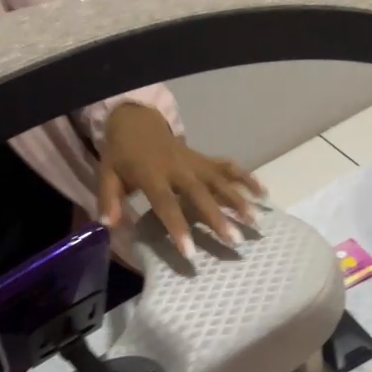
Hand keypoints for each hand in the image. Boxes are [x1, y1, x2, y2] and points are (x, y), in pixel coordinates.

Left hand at [97, 102, 261, 257]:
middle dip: (218, 218)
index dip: (178, 228)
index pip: (166, 204)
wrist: (135, 118)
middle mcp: (178, 167)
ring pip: (220, 180)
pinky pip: (228, 167)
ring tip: (256, 221)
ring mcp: (195, 161)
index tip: (190, 252)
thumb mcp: (107, 173)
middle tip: (235, 240)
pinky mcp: (205, 158)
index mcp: (152, 174)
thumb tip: (107, 225)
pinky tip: (264, 193)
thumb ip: (109, 199)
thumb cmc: (121, 154)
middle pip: (201, 194)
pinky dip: (247, 177)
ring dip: (240, 199)